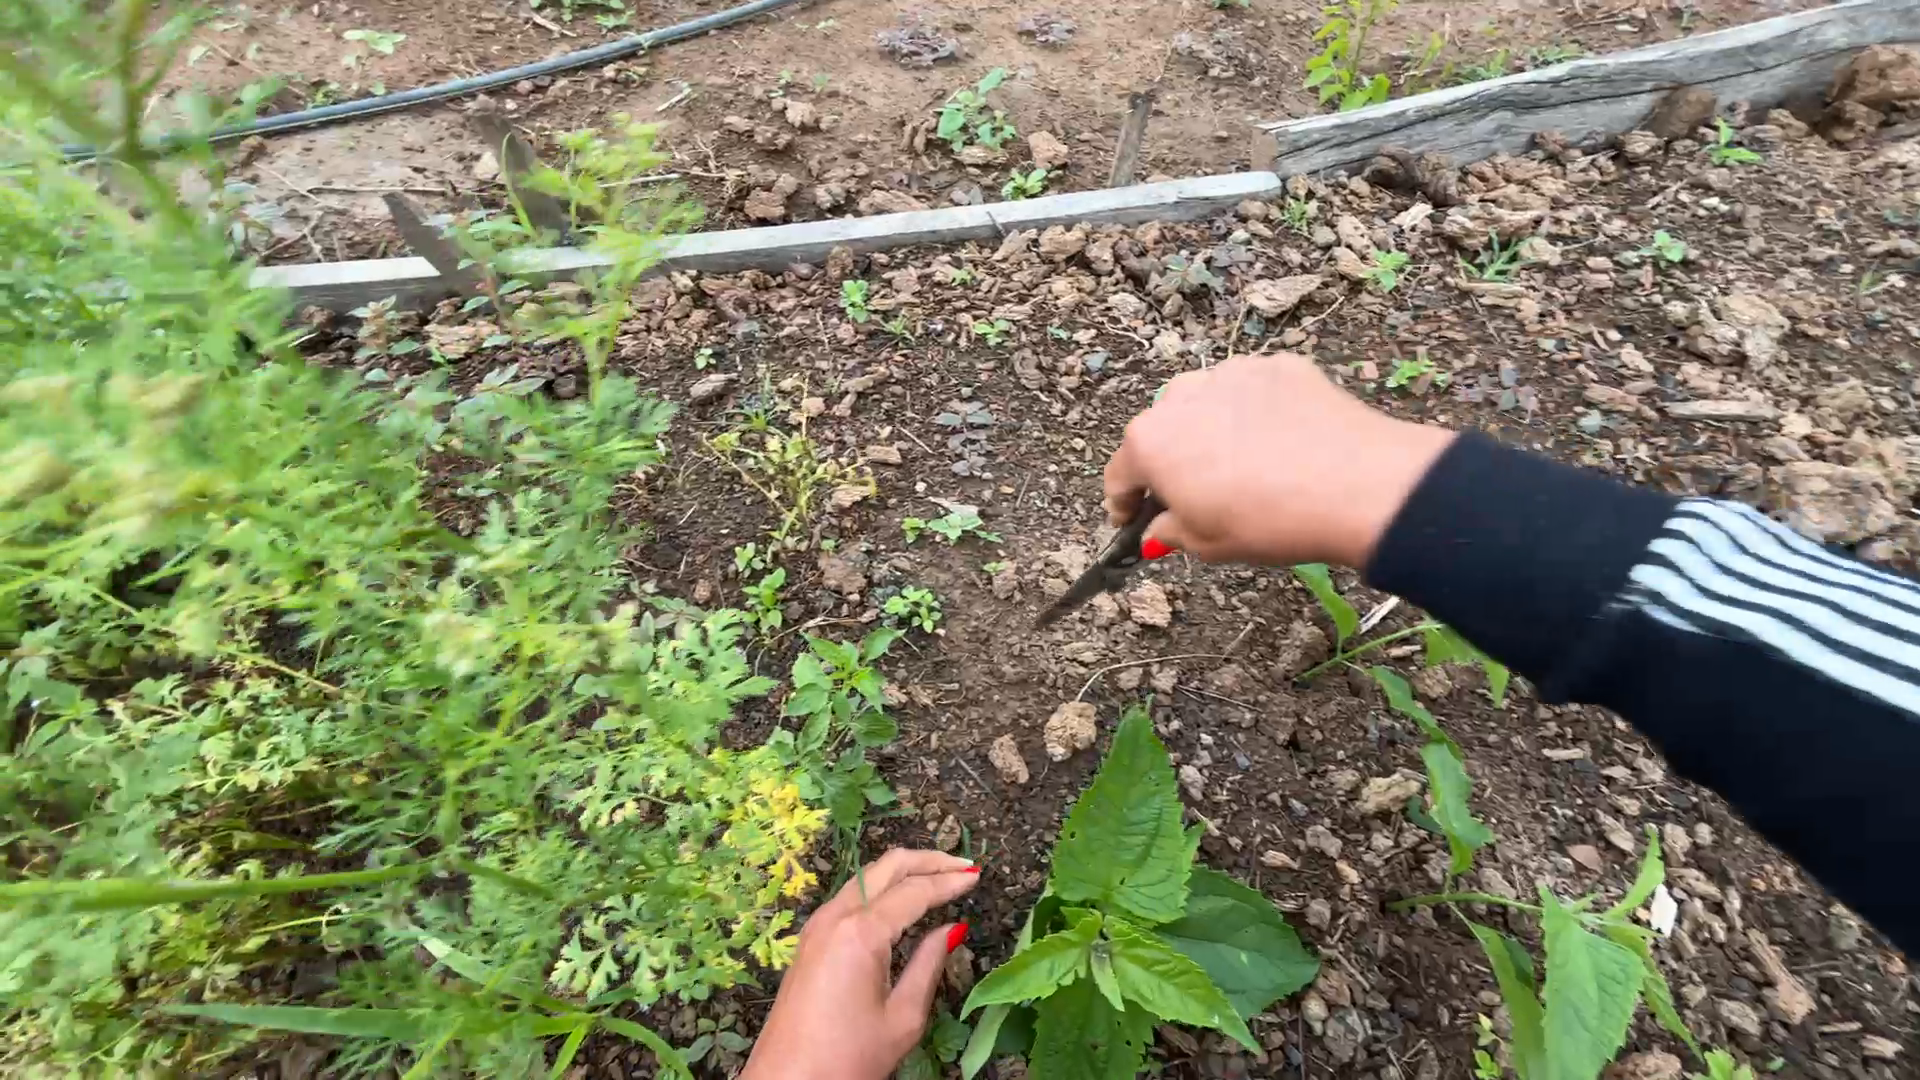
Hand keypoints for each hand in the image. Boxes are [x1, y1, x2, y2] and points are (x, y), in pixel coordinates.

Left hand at [741, 849, 979, 1079]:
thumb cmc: (847, 1061)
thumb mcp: (902, 1019)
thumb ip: (930, 965)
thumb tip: (953, 928)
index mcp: (861, 932)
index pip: (915, 891)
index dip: (949, 882)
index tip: (976, 876)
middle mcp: (837, 914)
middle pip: (889, 866)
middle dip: (929, 860)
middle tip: (962, 865)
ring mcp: (819, 922)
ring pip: (869, 874)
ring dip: (905, 869)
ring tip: (939, 873)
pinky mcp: (811, 935)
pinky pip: (853, 893)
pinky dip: (883, 885)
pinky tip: (903, 896)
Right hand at [1104, 351, 1455, 567]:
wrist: (1360, 486)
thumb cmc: (1268, 520)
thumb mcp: (1206, 543)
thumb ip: (1169, 532)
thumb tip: (1159, 528)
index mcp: (1149, 442)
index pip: (1120, 474)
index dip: (1122, 503)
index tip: (1131, 519)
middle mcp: (1180, 397)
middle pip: (1159, 432)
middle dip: (1167, 462)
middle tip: (1191, 494)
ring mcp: (1230, 374)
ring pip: (1202, 404)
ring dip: (1206, 430)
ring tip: (1236, 463)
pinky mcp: (1277, 366)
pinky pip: (1249, 391)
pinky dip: (1251, 413)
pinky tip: (1275, 442)